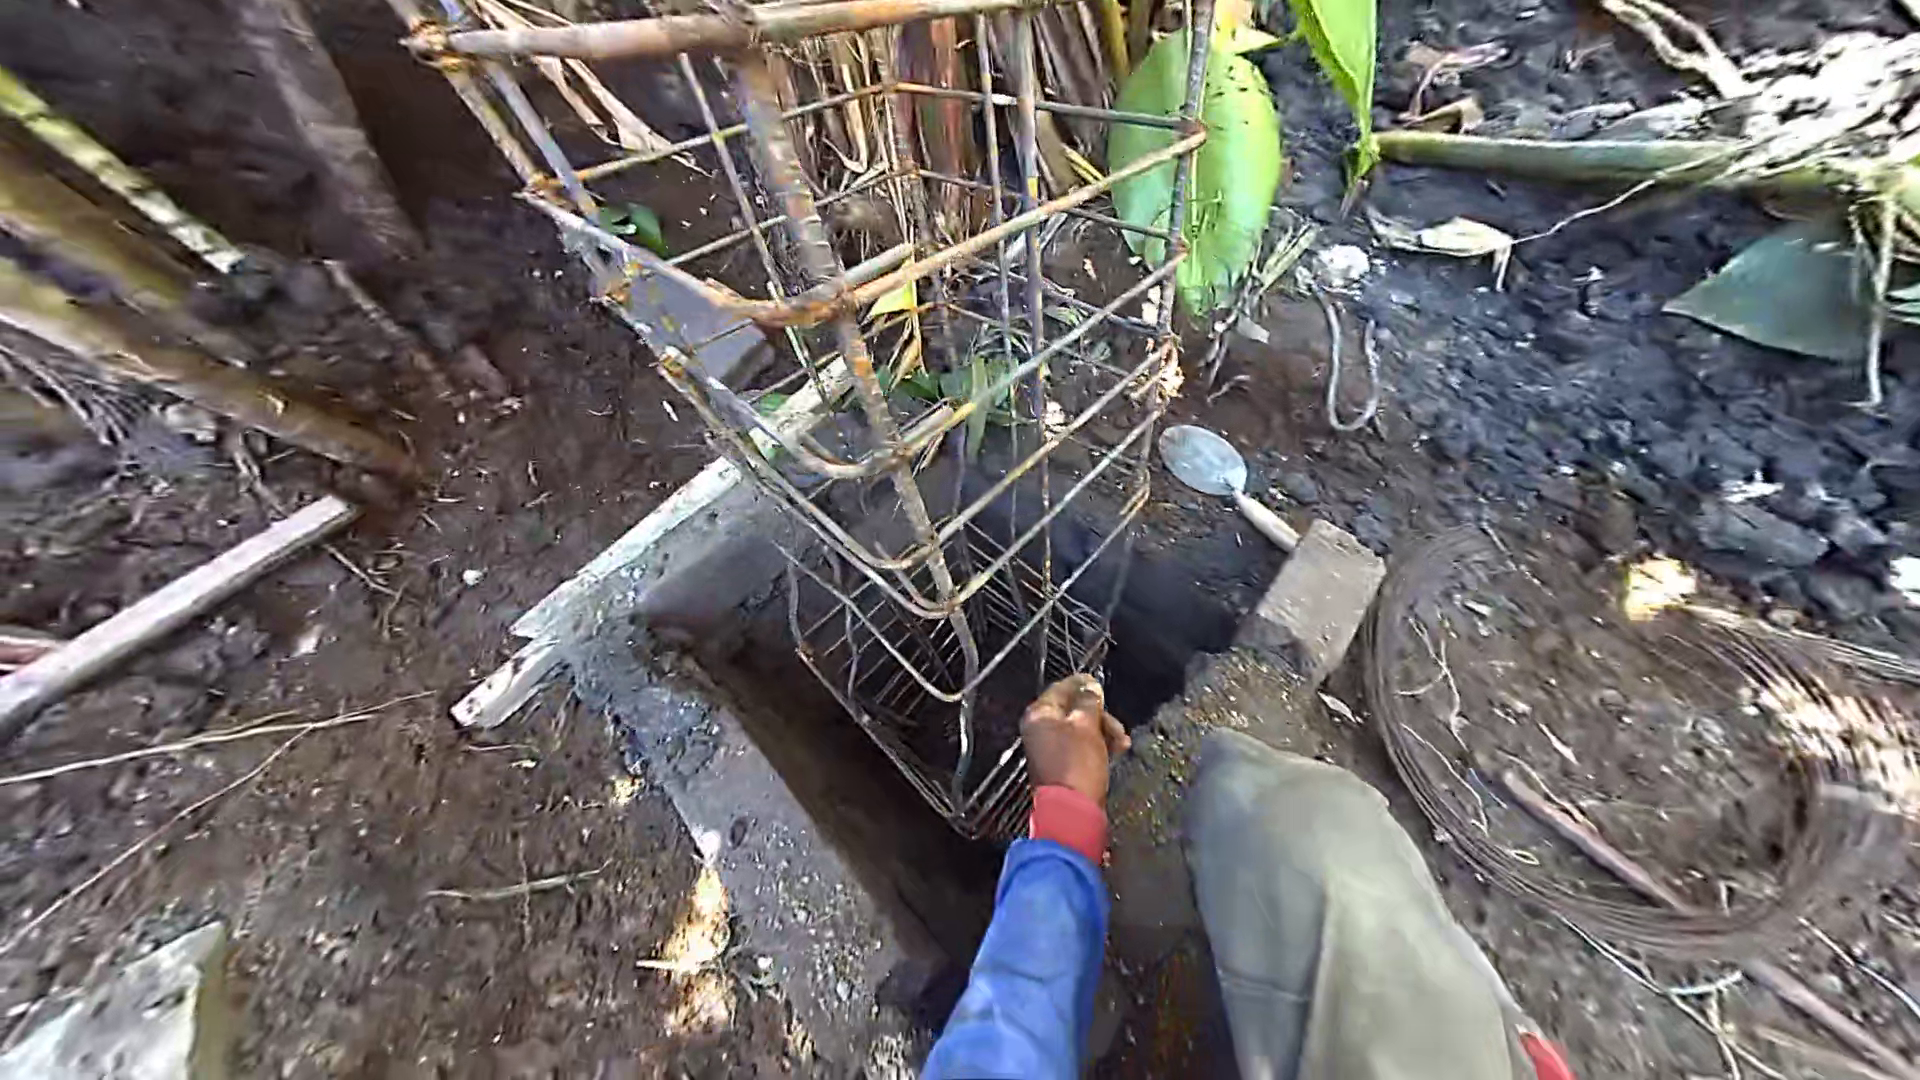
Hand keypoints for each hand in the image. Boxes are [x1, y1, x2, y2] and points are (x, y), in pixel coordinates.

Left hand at [1020, 674, 1130, 806]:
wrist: (1073, 811)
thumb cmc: (1076, 766)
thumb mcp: (1087, 725)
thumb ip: (1089, 701)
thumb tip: (1091, 688)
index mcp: (1039, 715)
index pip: (1061, 688)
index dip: (1082, 684)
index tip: (1097, 682)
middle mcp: (1040, 729)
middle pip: (1073, 709)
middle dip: (1098, 714)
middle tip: (1116, 724)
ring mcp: (1050, 748)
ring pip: (1080, 728)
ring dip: (1103, 730)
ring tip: (1121, 741)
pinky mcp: (1062, 765)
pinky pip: (1081, 746)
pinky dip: (1098, 745)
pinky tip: (1115, 750)